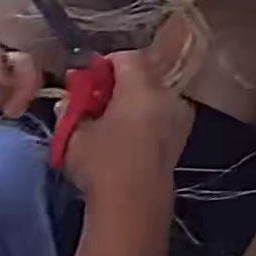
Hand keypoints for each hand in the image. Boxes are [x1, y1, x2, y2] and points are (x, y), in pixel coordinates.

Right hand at [61, 49, 193, 204]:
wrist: (136, 197)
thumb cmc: (102, 163)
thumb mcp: (74, 136)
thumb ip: (72, 111)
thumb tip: (70, 99)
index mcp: (143, 88)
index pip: (129, 57)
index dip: (106, 63)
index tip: (88, 78)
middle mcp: (167, 93)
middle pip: (144, 73)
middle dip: (119, 82)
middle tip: (95, 100)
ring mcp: (180, 110)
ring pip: (155, 92)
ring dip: (135, 97)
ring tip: (111, 119)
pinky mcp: (184, 127)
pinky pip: (164, 109)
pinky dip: (148, 112)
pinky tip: (131, 132)